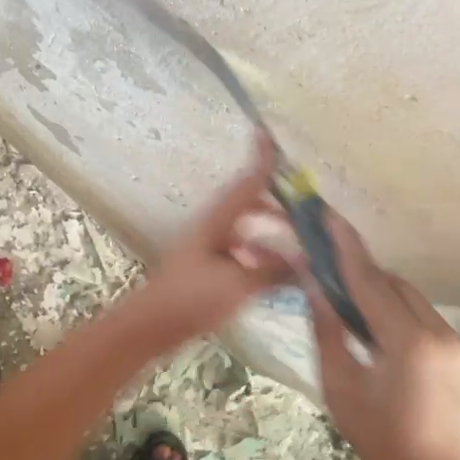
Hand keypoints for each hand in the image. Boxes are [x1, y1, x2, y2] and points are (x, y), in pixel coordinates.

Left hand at [130, 133, 292, 345]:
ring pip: (246, 229)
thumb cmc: (192, 297)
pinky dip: (261, 255)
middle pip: (248, 204)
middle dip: (276, 205)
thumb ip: (273, 271)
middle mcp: (212, 226)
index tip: (268, 134)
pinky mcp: (208, 267)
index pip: (246, 184)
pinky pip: (241, 250)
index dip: (260, 160)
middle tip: (304, 213)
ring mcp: (208, 246)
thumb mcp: (238, 283)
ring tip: (298, 248)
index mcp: (217, 221)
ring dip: (270, 233)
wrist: (153, 325)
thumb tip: (306, 261)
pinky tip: (277, 274)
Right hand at [307, 210, 459, 459]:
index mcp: (406, 341)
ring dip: (378, 290)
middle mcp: (437, 331)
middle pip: (391, 283)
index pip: (369, 280)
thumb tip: (311, 280)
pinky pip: (420, 313)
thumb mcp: (338, 381)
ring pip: (408, 296)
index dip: (345, 246)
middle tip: (326, 266)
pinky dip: (395, 308)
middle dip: (360, 271)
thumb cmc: (375, 434)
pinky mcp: (458, 351)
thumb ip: (326, 325)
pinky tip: (375, 324)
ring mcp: (453, 341)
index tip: (328, 215)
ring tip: (347, 300)